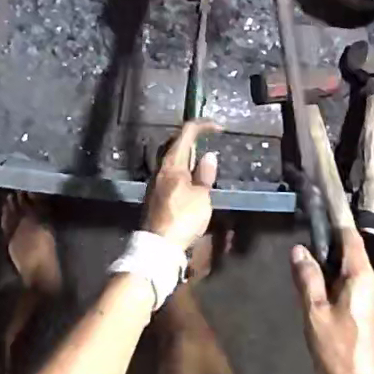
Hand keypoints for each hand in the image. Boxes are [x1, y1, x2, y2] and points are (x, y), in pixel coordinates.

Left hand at [142, 120, 218, 251]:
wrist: (157, 247)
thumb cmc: (182, 218)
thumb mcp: (201, 197)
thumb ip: (204, 175)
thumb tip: (208, 156)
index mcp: (172, 164)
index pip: (186, 134)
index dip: (203, 126)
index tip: (219, 128)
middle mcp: (160, 169)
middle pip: (173, 143)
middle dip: (190, 136)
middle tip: (206, 138)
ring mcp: (155, 182)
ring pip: (169, 158)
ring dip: (185, 153)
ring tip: (200, 158)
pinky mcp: (155, 195)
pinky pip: (168, 171)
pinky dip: (181, 167)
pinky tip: (190, 177)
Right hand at [291, 227, 373, 373]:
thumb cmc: (342, 353)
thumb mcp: (316, 315)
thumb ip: (308, 280)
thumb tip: (299, 250)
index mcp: (362, 276)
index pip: (351, 237)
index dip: (336, 221)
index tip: (322, 207)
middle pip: (352, 256)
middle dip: (329, 252)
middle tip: (304, 256)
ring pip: (354, 276)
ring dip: (333, 275)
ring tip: (309, 286)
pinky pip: (358, 292)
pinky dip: (341, 291)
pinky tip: (324, 308)